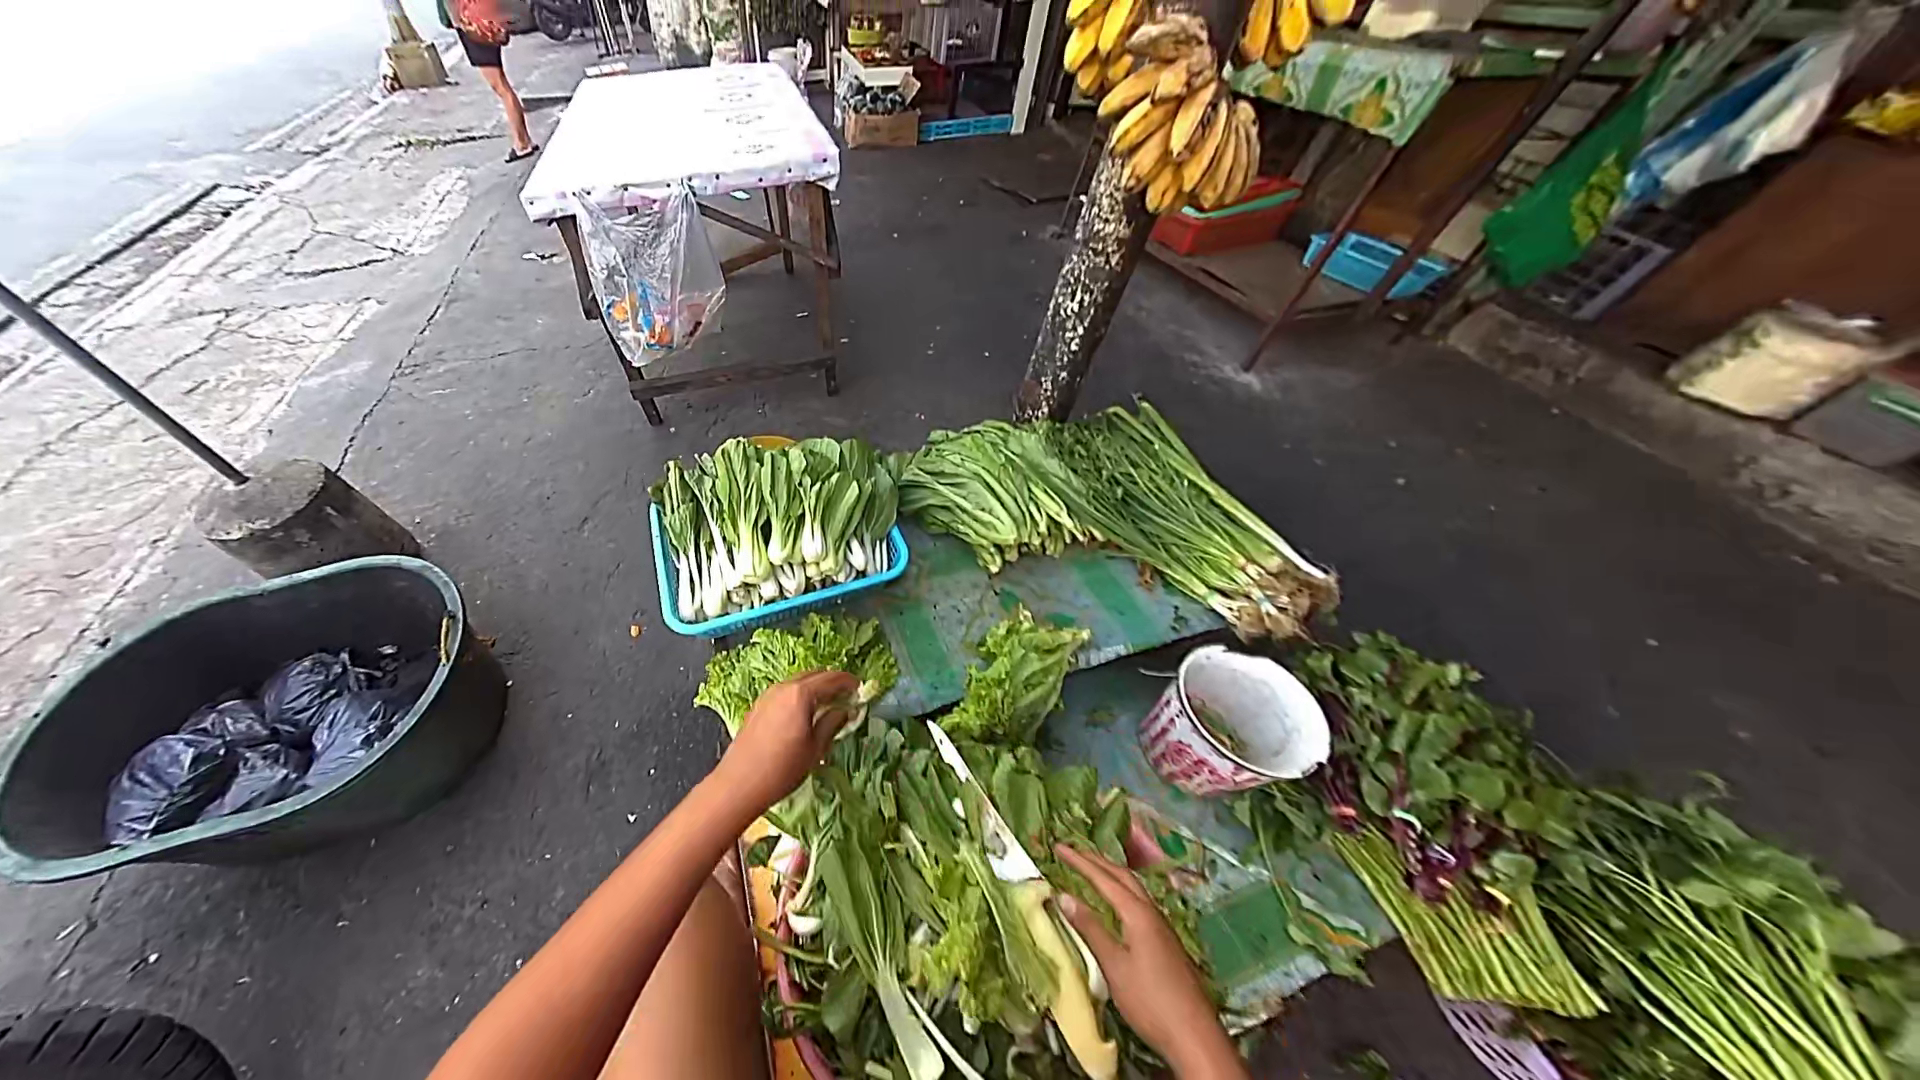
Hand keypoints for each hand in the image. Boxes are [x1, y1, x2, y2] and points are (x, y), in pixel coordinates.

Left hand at [714, 670, 858, 811]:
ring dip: (816, 688)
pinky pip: (785, 692)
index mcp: (801, 694)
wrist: (739, 785)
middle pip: (814, 675)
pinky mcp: (758, 707)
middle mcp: (783, 688)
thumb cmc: (782, 769)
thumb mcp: (816, 748)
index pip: (832, 679)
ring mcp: (768, 696)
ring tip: (828, 704)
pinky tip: (805, 713)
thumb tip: (845, 711)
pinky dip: (800, 695)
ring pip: (798, 682)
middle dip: (833, 681)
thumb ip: (833, 723)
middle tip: (847, 695)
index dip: (849, 682)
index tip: (860, 688)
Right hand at [1054, 845, 1247, 1079]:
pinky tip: (1117, 901)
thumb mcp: (1114, 965)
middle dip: (1097, 860)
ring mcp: (1162, 926)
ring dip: (1111, 872)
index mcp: (1137, 913)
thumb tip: (1063, 896)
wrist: (1195, 1035)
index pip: (1104, 878)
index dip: (1080, 861)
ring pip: (1133, 887)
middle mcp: (1151, 912)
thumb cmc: (1150, 1001)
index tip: (1059, 847)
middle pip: (1122, 875)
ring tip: (1092, 867)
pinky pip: (1139, 900)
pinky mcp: (1166, 940)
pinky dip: (1121, 889)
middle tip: (1073, 850)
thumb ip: (1090, 929)